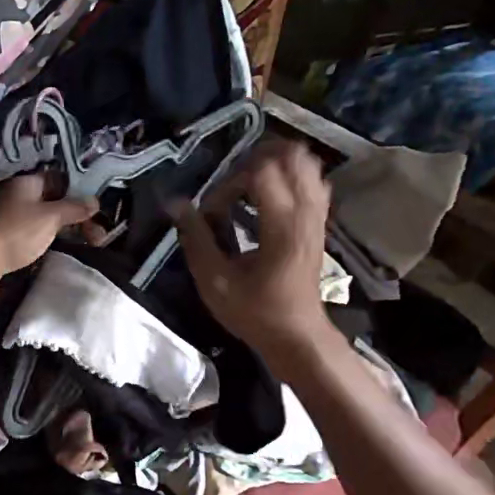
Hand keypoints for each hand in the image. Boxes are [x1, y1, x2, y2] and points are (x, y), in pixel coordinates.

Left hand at [0, 175, 97, 292]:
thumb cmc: (16, 232)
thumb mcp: (50, 217)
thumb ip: (74, 207)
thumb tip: (95, 201)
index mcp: (26, 183)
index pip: (59, 178)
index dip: (80, 189)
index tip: (98, 205)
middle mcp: (19, 196)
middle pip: (56, 199)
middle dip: (79, 214)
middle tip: (100, 233)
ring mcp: (14, 217)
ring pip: (48, 218)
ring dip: (70, 227)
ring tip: (93, 242)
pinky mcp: (11, 237)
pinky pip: (38, 232)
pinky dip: (54, 237)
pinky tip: (68, 246)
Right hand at [173, 140, 341, 371]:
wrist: (297, 336)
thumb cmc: (253, 311)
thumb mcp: (214, 279)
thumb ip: (196, 236)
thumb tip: (175, 202)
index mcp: (281, 226)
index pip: (260, 173)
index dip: (229, 182)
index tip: (212, 208)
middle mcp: (305, 214)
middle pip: (291, 158)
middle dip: (255, 161)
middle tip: (228, 183)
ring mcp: (317, 218)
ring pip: (307, 167)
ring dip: (275, 167)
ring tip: (246, 183)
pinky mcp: (319, 225)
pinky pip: (312, 184)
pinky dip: (290, 178)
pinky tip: (268, 194)